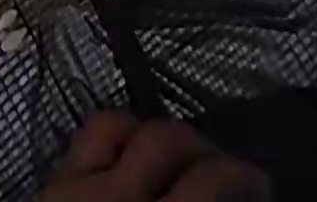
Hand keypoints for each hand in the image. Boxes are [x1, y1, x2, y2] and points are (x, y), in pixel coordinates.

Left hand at [39, 111, 269, 201]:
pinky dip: (120, 132)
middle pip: (171, 144)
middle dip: (208, 150)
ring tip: (182, 156)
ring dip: (163, 136)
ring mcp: (82, 188)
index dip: (245, 177)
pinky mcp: (54, 182)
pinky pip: (93, 134)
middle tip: (227, 170)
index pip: (209, 187)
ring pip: (129, 128)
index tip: (261, 184)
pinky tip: (135, 151)